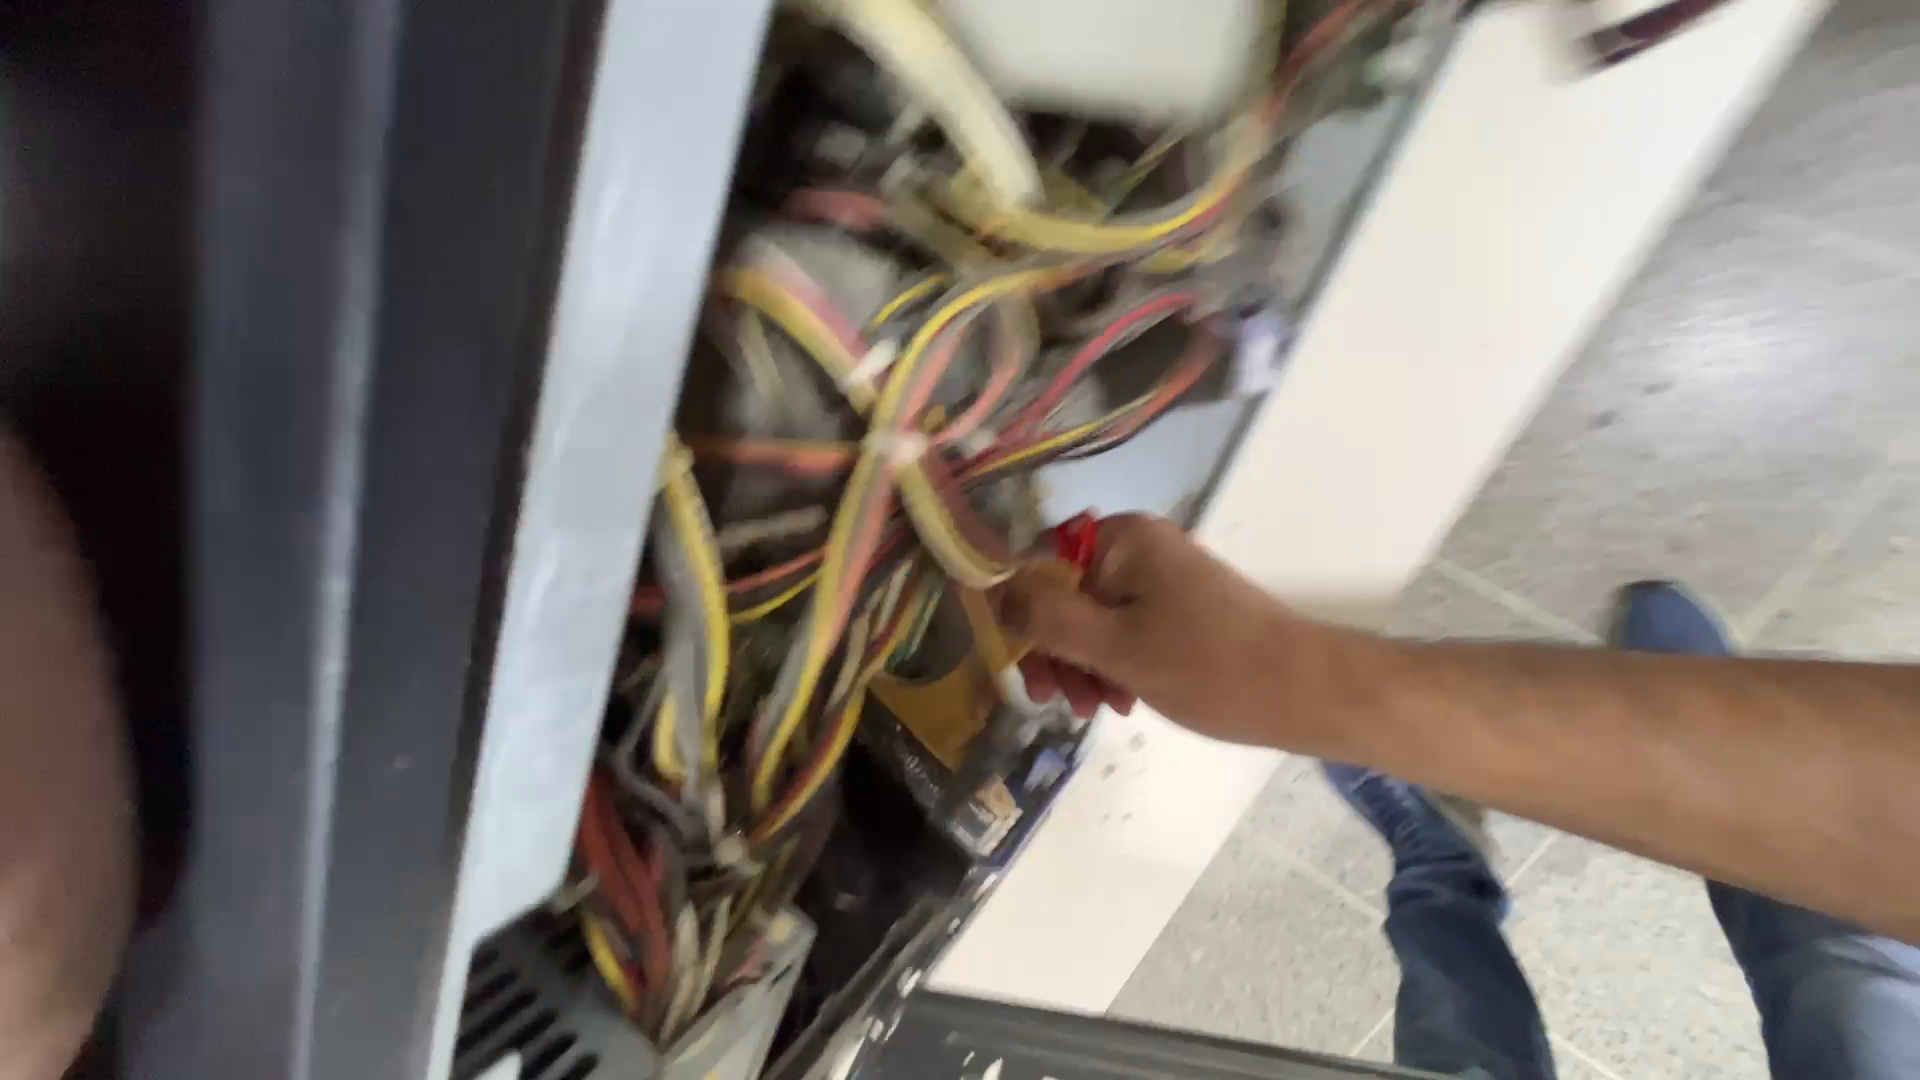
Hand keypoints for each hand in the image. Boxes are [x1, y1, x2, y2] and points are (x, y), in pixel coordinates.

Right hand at [997, 513, 1339, 746]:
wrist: (1309, 692)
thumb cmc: (1209, 666)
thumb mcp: (1114, 646)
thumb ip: (1046, 616)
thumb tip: (993, 590)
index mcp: (1121, 538)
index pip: (1039, 564)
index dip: (1021, 614)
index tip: (1023, 666)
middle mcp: (1138, 546)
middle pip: (1063, 594)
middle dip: (1055, 650)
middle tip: (1059, 701)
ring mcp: (1160, 577)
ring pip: (1092, 619)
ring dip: (1082, 665)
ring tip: (1097, 708)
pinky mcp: (1177, 607)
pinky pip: (1123, 630)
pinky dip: (1113, 664)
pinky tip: (1122, 701)